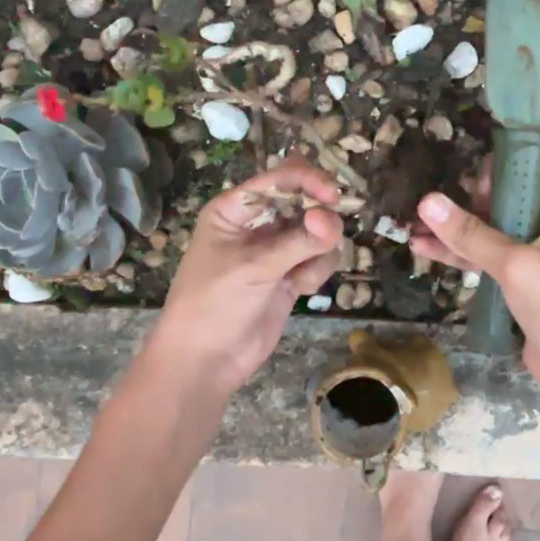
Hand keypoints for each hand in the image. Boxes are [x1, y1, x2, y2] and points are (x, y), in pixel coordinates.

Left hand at [144, 159, 344, 394]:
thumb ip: (298, 241)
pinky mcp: (289, 275)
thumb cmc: (214, 304)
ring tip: (303, 275)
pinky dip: (317, 269)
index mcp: (234, 210)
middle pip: (303, 200)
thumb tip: (334, 218)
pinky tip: (301, 288)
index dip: (308, 182)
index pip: (279, 180)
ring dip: (319, 248)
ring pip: (317, 231)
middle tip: (328, 236)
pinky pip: (317, 258)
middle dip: (319, 216)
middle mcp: (256, 224)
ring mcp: (274, 250)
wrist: (205, 360)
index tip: (332, 197)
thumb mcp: (253, 268)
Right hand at [409, 157, 539, 384]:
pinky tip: (423, 248)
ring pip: (488, 227)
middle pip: (503, 194)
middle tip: (435, 205)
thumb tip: (426, 201)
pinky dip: (458, 253)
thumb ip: (471, 235)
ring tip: (411, 225)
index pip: (532, 164)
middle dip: (466, 196)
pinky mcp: (517, 279)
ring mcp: (532, 251)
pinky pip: (484, 256)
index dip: (499, 159)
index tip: (465, 168)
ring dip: (454, 227)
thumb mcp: (517, 265)